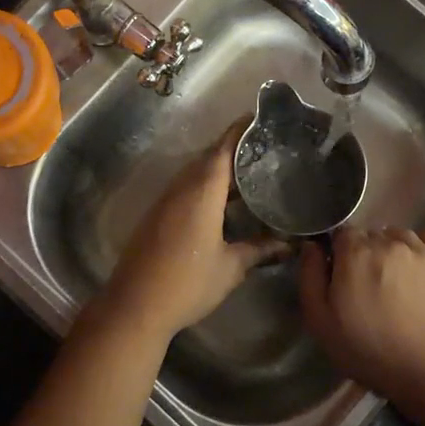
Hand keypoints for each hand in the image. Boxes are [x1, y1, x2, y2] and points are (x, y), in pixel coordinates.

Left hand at [96, 124, 287, 339]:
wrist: (136, 306)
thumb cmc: (188, 283)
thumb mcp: (231, 267)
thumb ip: (260, 250)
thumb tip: (289, 244)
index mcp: (201, 192)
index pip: (222, 150)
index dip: (239, 132)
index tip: (259, 119)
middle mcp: (180, 189)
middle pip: (208, 159)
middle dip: (233, 151)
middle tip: (264, 151)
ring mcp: (164, 202)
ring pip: (194, 175)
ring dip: (218, 171)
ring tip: (249, 175)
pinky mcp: (156, 217)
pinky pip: (184, 190)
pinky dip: (205, 187)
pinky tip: (223, 203)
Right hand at [299, 228, 424, 411]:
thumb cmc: (369, 351)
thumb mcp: (321, 323)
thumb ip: (310, 277)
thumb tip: (312, 246)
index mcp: (354, 253)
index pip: (341, 233)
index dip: (338, 253)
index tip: (341, 278)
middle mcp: (387, 241)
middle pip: (369, 234)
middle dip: (363, 254)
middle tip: (367, 287)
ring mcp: (420, 249)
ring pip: (397, 235)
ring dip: (390, 250)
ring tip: (394, 281)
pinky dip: (419, 247)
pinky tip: (417, 269)